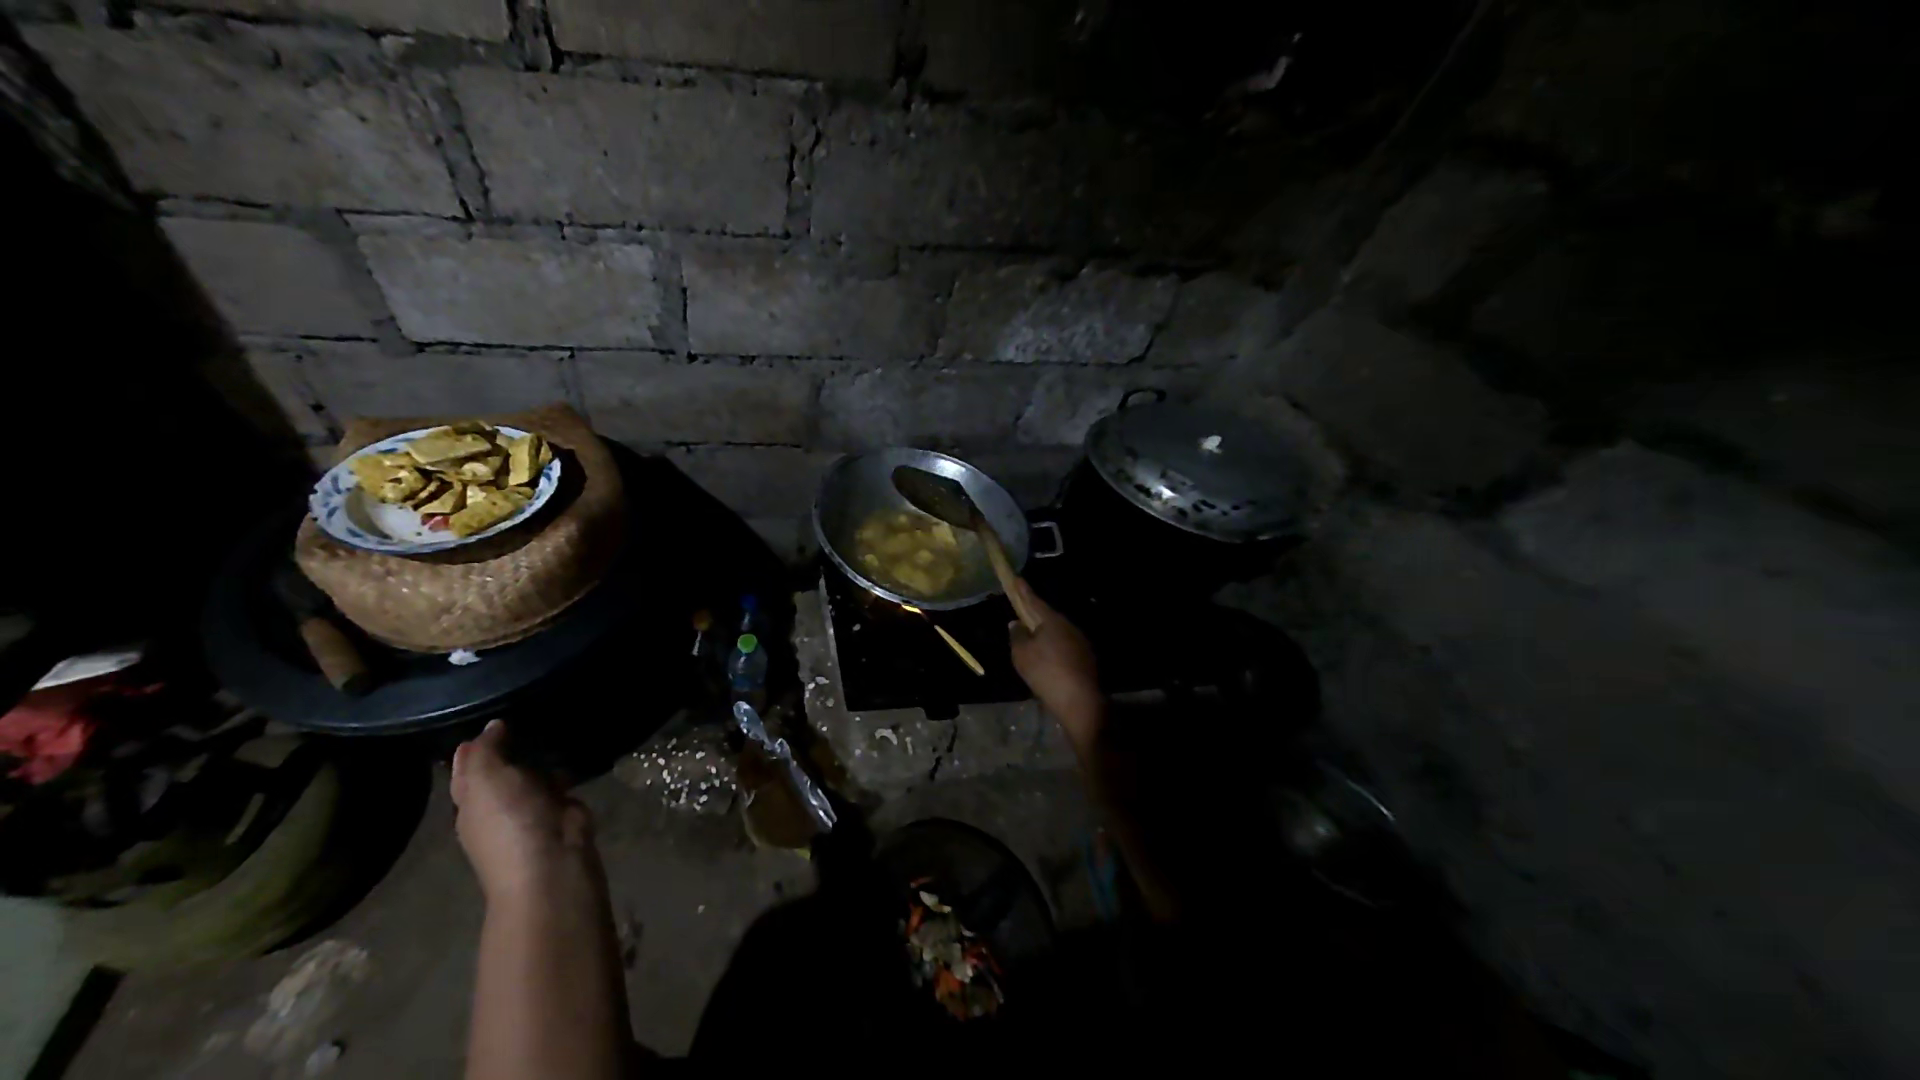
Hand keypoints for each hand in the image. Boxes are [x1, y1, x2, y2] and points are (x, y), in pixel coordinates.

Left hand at [451, 720, 594, 904]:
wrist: (551, 860)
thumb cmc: (509, 820)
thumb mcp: (485, 779)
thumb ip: (485, 751)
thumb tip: (491, 726)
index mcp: (469, 802)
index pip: (467, 768)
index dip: (477, 744)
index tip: (494, 717)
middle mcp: (497, 804)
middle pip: (500, 768)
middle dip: (510, 746)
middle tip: (526, 715)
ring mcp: (531, 808)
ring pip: (531, 773)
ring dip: (539, 756)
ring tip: (551, 723)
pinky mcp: (561, 809)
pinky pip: (559, 781)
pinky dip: (563, 768)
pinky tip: (570, 748)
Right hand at [1007, 578, 1103, 747]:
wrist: (1079, 700)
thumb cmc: (1046, 672)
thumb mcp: (1022, 654)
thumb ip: (1017, 635)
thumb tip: (1016, 623)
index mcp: (1052, 621)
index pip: (1034, 601)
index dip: (1023, 590)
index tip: (1017, 579)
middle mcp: (1069, 626)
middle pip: (1047, 616)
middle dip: (1034, 614)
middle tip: (1022, 611)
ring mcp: (1080, 642)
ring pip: (1057, 632)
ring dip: (1045, 633)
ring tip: (1032, 639)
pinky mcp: (1086, 658)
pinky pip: (1064, 646)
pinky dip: (1053, 648)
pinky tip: (1047, 658)